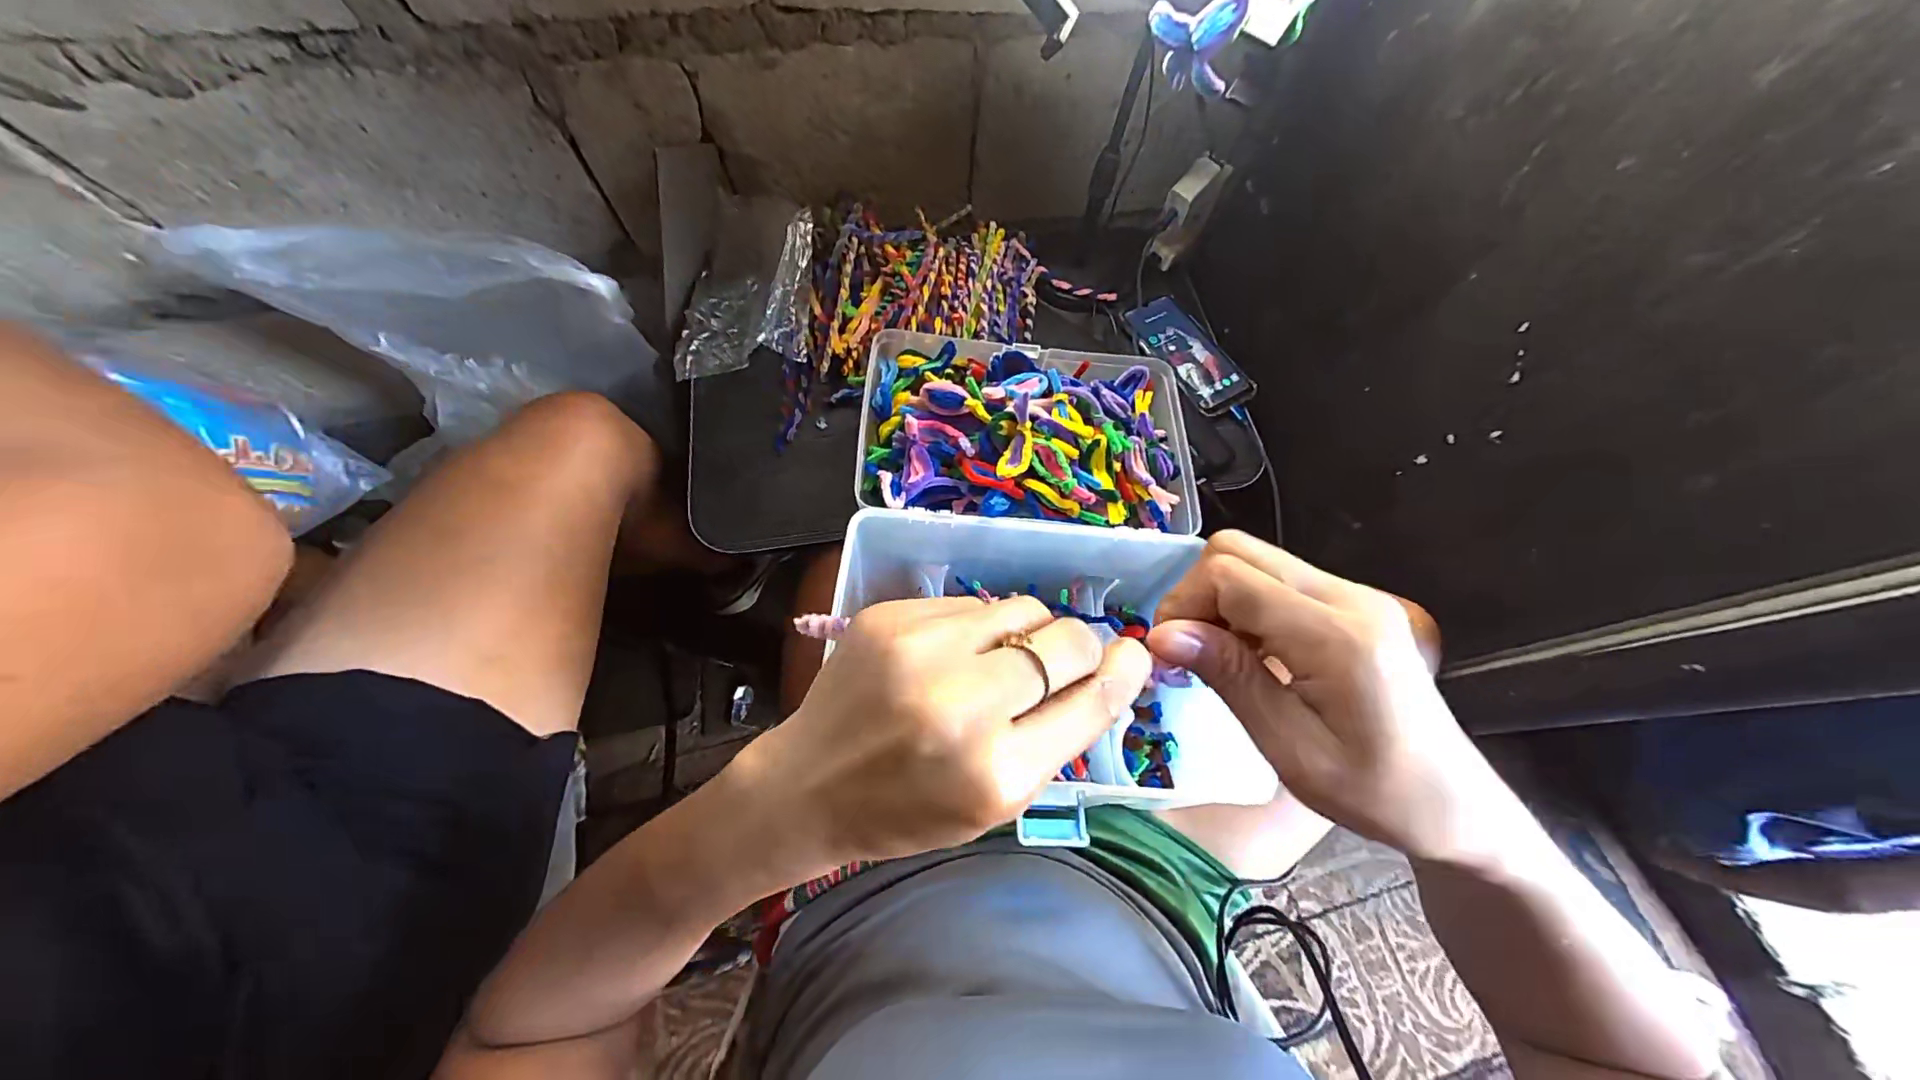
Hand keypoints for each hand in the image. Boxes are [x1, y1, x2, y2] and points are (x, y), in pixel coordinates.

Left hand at [733, 596, 1151, 869]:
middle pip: (1066, 642)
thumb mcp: (992, 802)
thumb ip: (1054, 741)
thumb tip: (1109, 670)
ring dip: (1028, 631)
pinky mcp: (889, 617)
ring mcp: (921, 650)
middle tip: (1067, 657)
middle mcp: (962, 705)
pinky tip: (951, 653)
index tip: (1133, 654)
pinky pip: (970, 603)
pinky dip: (978, 626)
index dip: (1122, 673)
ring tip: (1002, 657)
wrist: (807, 785)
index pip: (1090, 703)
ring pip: (1021, 608)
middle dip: (1079, 646)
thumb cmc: (906, 809)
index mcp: (996, 774)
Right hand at [1146, 531, 1500, 862]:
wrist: (1455, 803)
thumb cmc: (1376, 793)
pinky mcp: (1352, 604)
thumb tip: (1161, 635)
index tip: (1168, 655)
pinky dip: (1242, 605)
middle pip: (1238, 551)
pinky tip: (1246, 652)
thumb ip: (1229, 677)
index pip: (1230, 576)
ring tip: (1215, 657)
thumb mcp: (1290, 748)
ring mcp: (1354, 595)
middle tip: (1187, 651)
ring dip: (1217, 599)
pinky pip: (1276, 579)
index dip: (1182, 605)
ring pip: (1254, 560)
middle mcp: (1349, 598)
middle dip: (1195, 594)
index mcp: (1337, 635)